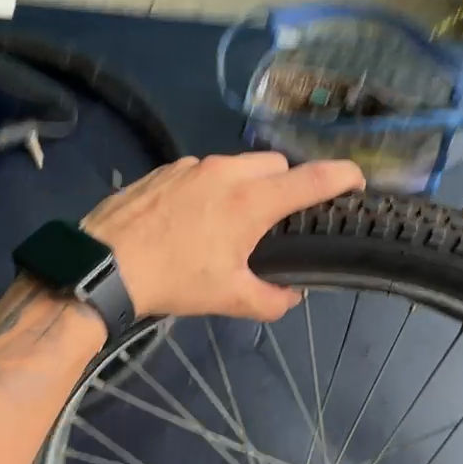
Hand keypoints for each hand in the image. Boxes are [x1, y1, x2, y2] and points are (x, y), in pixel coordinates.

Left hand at [82, 154, 365, 320]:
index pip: (311, 179)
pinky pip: (203, 170)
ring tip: (230, 222)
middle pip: (275, 164)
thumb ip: (270, 299)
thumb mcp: (228, 298)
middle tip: (277, 220)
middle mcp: (226, 172)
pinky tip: (193, 218)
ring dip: (246, 185)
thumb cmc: (173, 280)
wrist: (104, 264)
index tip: (357, 181)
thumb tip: (290, 297)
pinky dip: (211, 187)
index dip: (342, 177)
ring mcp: (192, 165)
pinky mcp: (164, 169)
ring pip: (237, 165)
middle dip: (286, 185)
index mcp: (251, 201)